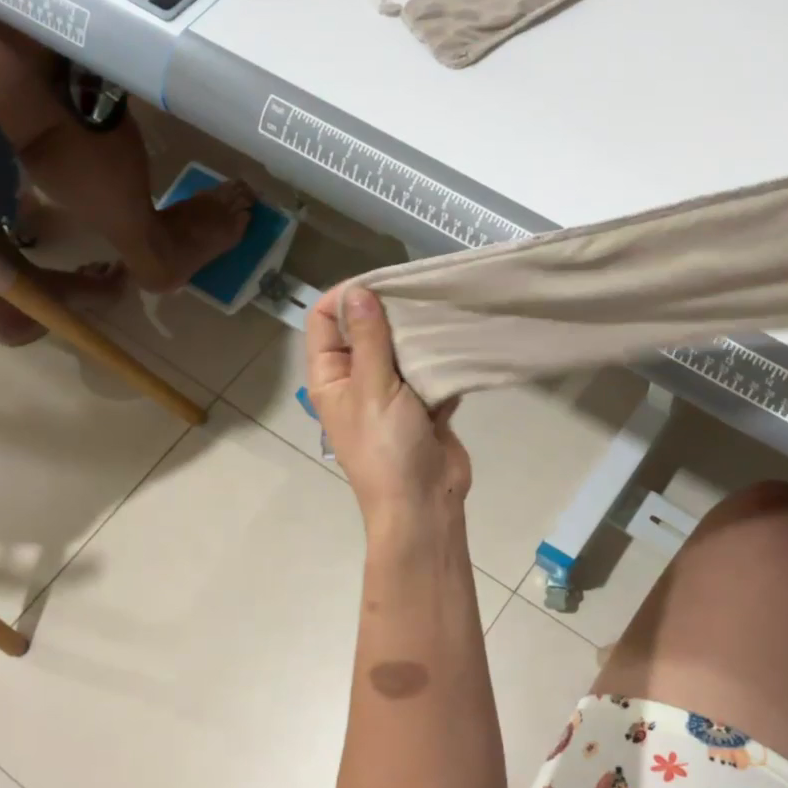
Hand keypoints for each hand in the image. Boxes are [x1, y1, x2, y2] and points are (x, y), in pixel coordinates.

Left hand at [306, 285, 471, 528]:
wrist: (424, 504)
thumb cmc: (388, 448)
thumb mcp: (373, 388)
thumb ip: (370, 339)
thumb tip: (359, 290)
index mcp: (332, 378)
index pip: (326, 321)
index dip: (348, 297)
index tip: (384, 283)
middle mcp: (358, 381)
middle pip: (368, 332)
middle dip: (392, 312)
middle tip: (422, 293)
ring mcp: (393, 396)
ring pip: (403, 351)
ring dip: (421, 335)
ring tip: (444, 311)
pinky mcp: (425, 408)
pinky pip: (431, 373)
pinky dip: (443, 360)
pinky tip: (461, 341)